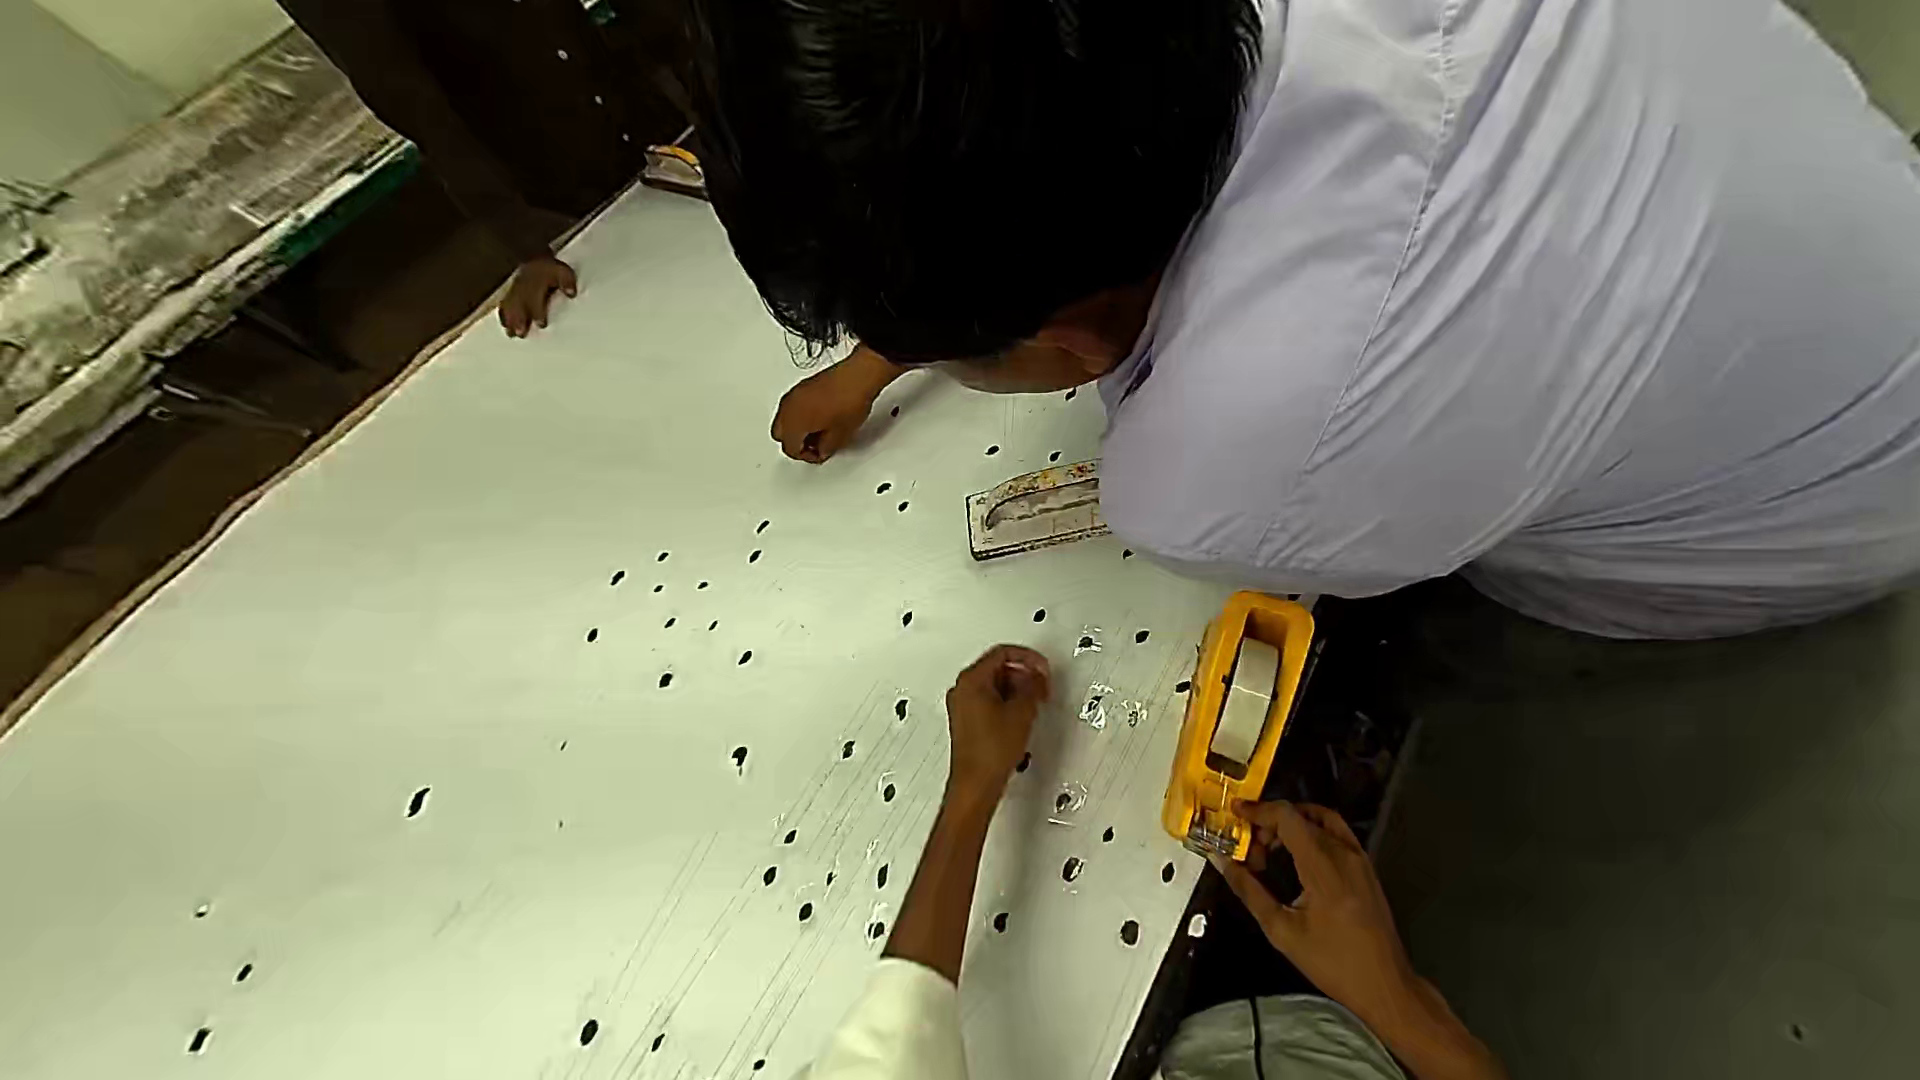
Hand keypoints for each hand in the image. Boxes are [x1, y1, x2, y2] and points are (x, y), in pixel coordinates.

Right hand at [500, 254, 576, 336]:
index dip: (537, 311)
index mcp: (536, 282)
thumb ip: (567, 282)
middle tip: (520, 333)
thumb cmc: (552, 270)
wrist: (536, 258)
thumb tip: (571, 293)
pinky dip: (503, 314)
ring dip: (509, 319)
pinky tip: (504, 325)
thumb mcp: (564, 272)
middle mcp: (523, 286)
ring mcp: (515, 289)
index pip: (535, 298)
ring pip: (509, 304)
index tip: (541, 324)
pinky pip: (504, 302)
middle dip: (519, 319)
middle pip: (519, 303)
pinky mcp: (510, 292)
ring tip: (511, 334)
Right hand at [771, 344, 904, 461]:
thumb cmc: (849, 401)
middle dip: (795, 442)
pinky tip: (818, 418)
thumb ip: (825, 448)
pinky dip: (800, 415)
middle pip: (780, 434)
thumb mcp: (839, 436)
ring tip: (818, 432)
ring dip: (796, 428)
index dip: (805, 456)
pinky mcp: (802, 386)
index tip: (817, 455)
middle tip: (813, 446)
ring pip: (784, 419)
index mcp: (793, 423)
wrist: (858, 377)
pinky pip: (792, 406)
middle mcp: (788, 408)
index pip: (789, 448)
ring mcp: (794, 395)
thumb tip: (821, 450)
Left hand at [943, 645, 1051, 801]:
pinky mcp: (967, 721)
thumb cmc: (990, 752)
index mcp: (971, 680)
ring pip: (993, 684)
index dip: (1027, 657)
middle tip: (1040, 683)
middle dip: (1022, 673)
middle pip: (996, 667)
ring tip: (1034, 701)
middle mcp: (962, 690)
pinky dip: (1007, 702)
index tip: (1041, 667)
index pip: (1002, 653)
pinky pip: (988, 700)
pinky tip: (1021, 715)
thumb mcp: (1023, 711)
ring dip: (1016, 688)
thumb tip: (1037, 676)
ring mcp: (962, 706)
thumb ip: (1033, 686)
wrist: (977, 783)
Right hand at [1214, 802, 1508, 1078]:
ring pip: (1319, 817)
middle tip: (1251, 846)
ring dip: (1290, 822)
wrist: (1388, 988)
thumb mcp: (1282, 931)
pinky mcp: (1365, 866)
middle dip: (1269, 822)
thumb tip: (1220, 860)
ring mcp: (1359, 858)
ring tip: (1271, 845)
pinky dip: (1309, 829)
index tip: (1236, 812)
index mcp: (1325, 869)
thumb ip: (1248, 890)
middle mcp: (1345, 855)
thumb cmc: (1333, 963)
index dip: (1258, 810)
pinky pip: (1334, 830)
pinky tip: (1295, 855)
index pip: (1287, 817)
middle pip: (1300, 814)